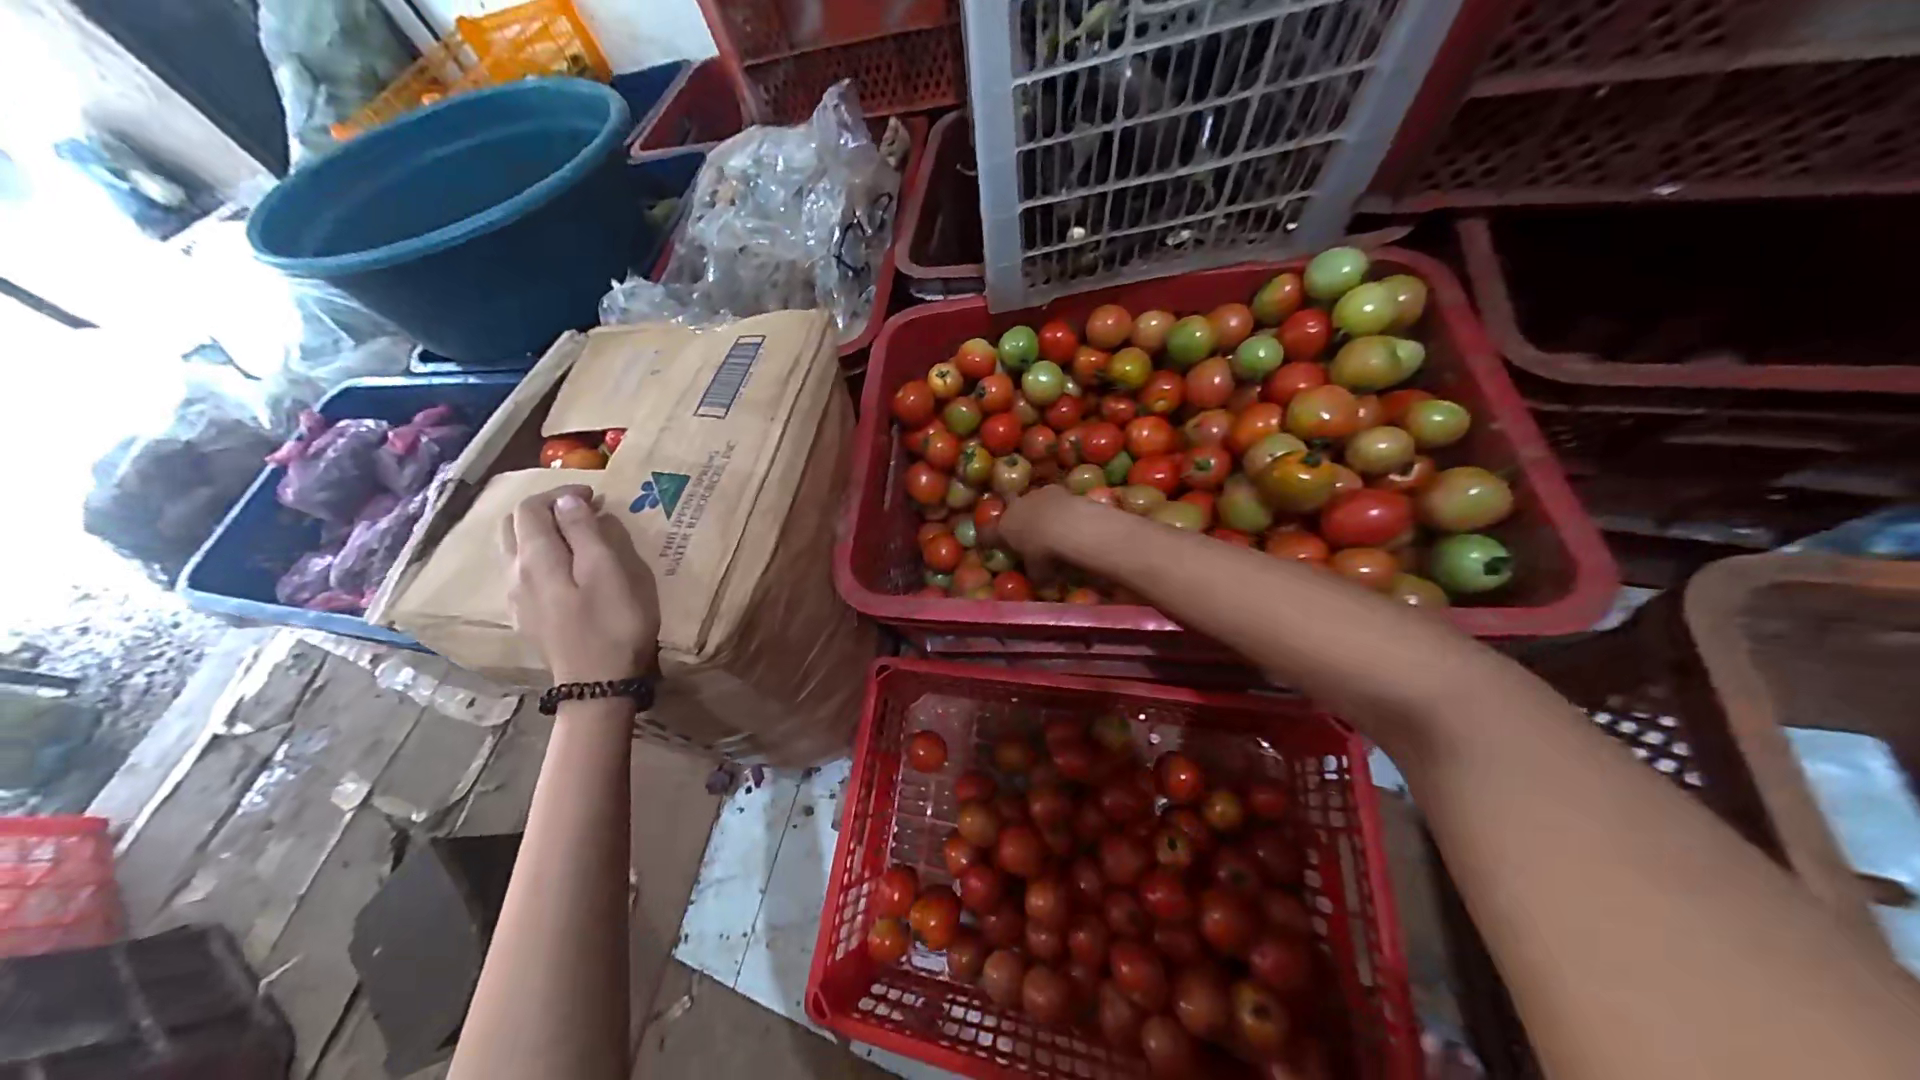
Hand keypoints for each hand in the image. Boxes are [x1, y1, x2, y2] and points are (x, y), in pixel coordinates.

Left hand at [501, 486, 659, 682]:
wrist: (598, 684)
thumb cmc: (612, 623)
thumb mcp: (608, 571)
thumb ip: (585, 531)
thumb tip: (567, 500)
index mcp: (535, 557)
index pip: (530, 507)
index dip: (559, 493)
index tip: (594, 494)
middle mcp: (515, 573)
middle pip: (513, 526)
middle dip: (544, 509)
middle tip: (582, 511)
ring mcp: (516, 599)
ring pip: (515, 550)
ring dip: (540, 533)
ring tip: (576, 536)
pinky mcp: (526, 617)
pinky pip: (523, 574)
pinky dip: (541, 557)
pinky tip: (566, 569)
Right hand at [996, 485, 1087, 582]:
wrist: (1068, 526)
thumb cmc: (1045, 554)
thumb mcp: (1038, 573)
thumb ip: (1034, 573)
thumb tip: (1039, 580)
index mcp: (1003, 530)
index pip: (989, 535)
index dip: (990, 540)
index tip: (995, 545)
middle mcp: (1014, 509)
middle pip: (1012, 514)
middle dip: (1018, 523)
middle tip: (1028, 534)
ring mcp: (1033, 496)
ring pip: (1031, 503)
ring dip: (1038, 512)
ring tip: (1051, 524)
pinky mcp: (1054, 489)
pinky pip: (1051, 498)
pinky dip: (1056, 506)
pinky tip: (1067, 516)